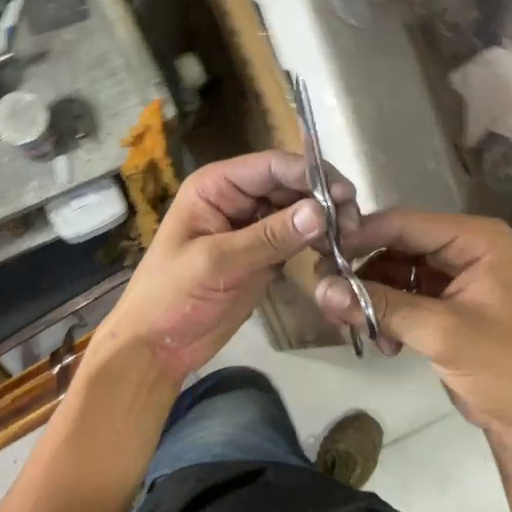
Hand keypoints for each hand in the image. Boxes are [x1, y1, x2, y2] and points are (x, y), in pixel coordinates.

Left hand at [97, 151, 357, 380]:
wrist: (157, 345)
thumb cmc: (171, 296)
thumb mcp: (216, 263)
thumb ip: (268, 238)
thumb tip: (320, 212)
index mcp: (215, 187)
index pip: (271, 166)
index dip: (310, 174)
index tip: (344, 195)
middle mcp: (236, 199)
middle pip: (290, 185)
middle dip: (324, 198)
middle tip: (354, 224)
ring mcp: (251, 227)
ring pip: (298, 210)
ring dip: (325, 221)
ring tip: (350, 240)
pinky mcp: (262, 255)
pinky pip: (296, 238)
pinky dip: (316, 242)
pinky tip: (336, 252)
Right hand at [313, 210, 511, 450]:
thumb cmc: (505, 369)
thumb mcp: (442, 333)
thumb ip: (381, 306)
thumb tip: (321, 289)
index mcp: (477, 239)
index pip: (404, 224)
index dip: (359, 237)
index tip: (318, 257)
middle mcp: (465, 248)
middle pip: (394, 245)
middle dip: (361, 272)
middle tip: (327, 297)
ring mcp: (454, 277)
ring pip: (392, 272)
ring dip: (369, 298)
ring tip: (351, 327)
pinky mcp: (444, 306)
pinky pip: (400, 297)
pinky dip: (383, 315)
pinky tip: (381, 343)